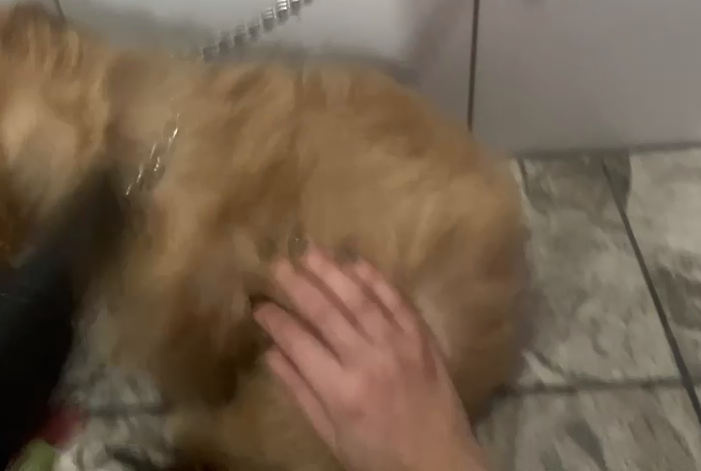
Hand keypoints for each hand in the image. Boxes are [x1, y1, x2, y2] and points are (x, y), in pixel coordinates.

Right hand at [255, 249, 485, 470]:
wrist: (440, 463)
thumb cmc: (379, 455)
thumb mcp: (332, 435)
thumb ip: (301, 392)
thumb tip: (269, 352)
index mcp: (342, 392)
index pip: (299, 343)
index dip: (275, 320)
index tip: (259, 304)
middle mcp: (368, 361)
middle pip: (325, 312)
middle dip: (297, 285)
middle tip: (278, 263)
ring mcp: (397, 343)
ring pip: (358, 297)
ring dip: (331, 271)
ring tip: (309, 251)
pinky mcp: (420, 334)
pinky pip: (394, 297)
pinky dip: (373, 278)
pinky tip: (354, 262)